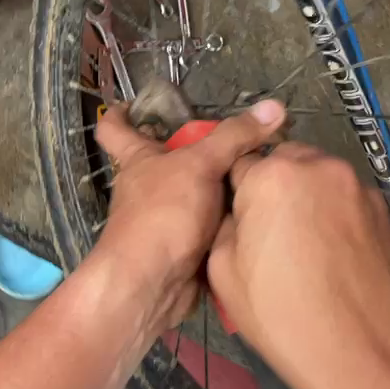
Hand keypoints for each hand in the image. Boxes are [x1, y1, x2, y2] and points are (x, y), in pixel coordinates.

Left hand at [90, 99, 286, 329]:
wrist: (152, 284)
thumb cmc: (162, 215)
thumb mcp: (199, 166)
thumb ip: (234, 138)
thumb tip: (274, 106)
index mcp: (137, 159)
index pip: (115, 128)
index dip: (121, 113)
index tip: (136, 104)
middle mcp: (146, 186)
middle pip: (171, 161)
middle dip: (202, 153)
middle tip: (247, 142)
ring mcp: (164, 218)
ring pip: (197, 196)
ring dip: (225, 192)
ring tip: (270, 178)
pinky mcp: (183, 248)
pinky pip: (210, 228)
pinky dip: (231, 224)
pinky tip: (264, 217)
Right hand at [206, 134, 389, 388]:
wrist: (363, 357)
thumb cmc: (280, 314)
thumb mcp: (221, 268)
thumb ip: (225, 223)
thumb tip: (239, 214)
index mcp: (270, 176)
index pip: (239, 162)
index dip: (235, 191)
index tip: (238, 220)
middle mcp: (318, 168)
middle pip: (284, 160)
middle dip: (273, 184)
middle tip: (270, 230)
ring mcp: (358, 188)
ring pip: (319, 177)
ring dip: (306, 196)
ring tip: (304, 245)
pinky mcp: (386, 213)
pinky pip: (346, 199)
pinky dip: (335, 214)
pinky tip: (332, 255)